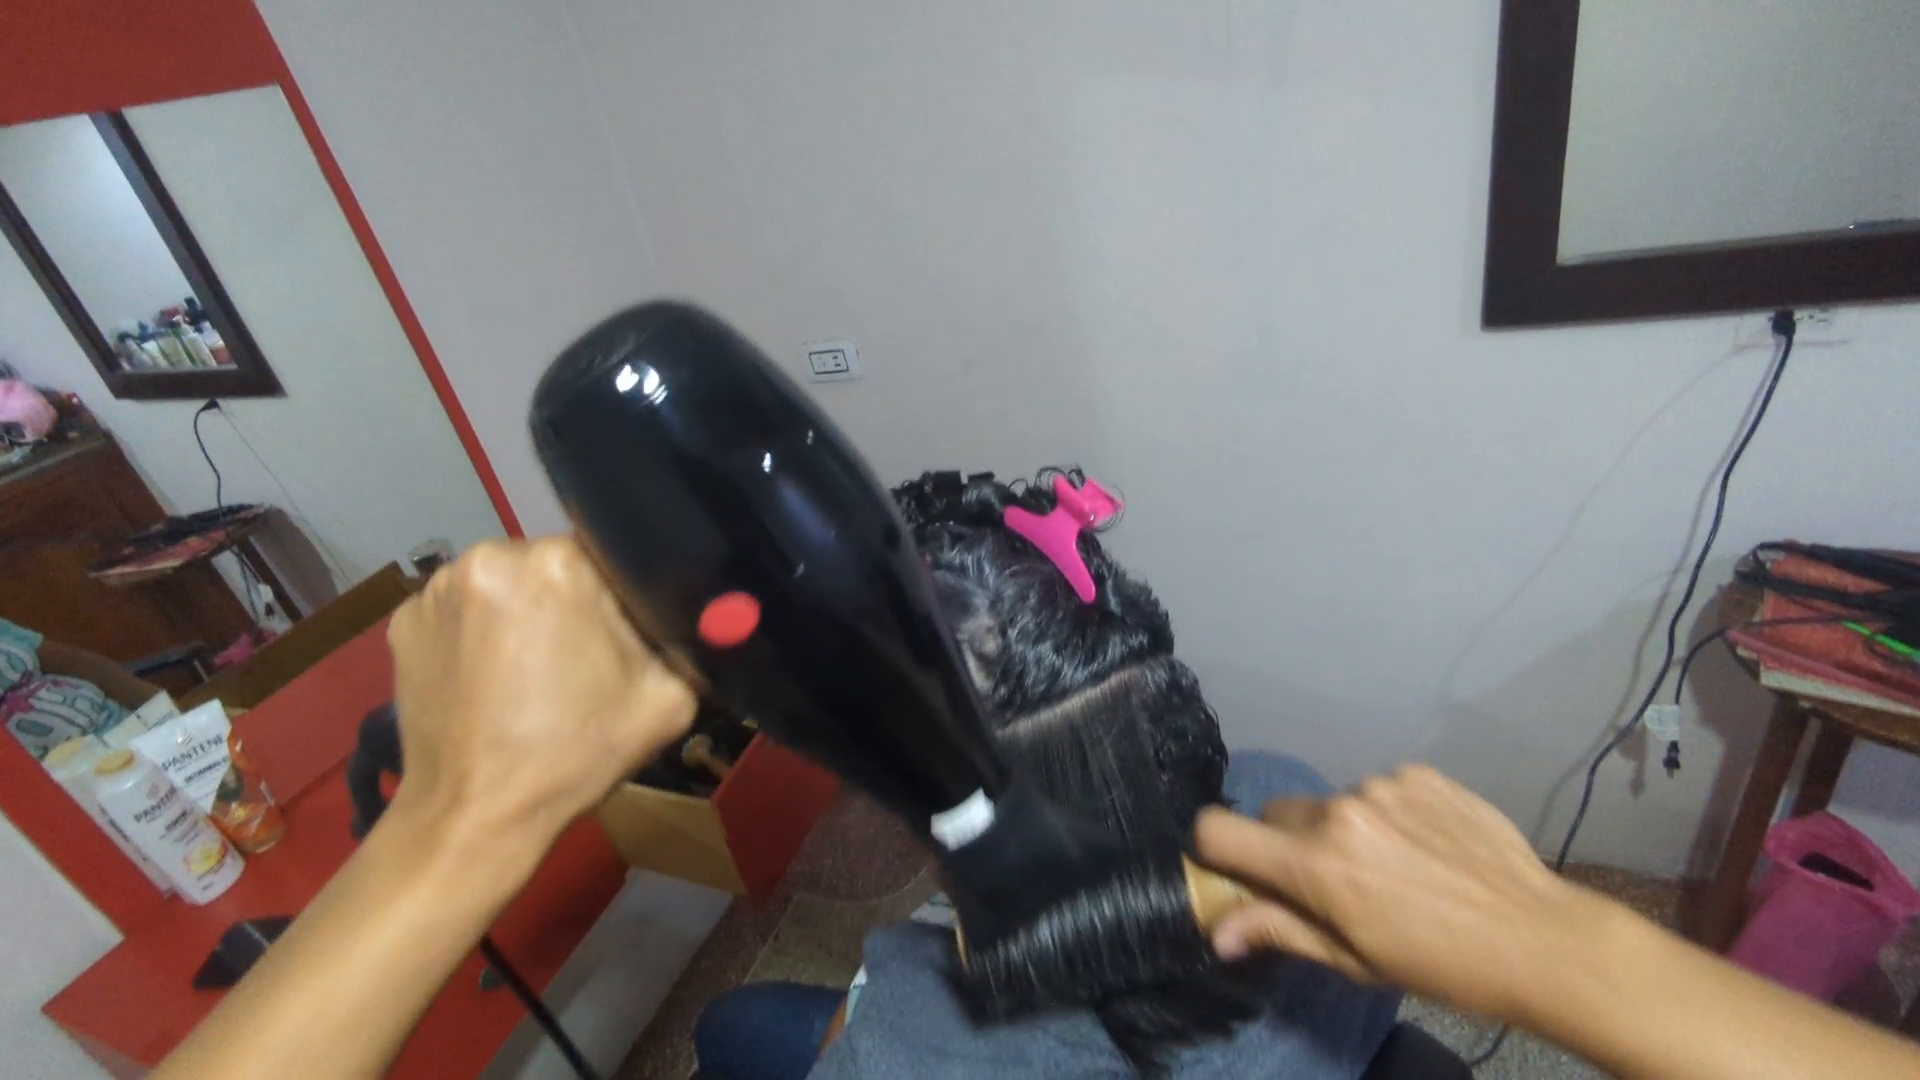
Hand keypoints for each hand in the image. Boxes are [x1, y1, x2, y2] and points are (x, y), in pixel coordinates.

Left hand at [385, 536, 695, 851]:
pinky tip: (495, 673)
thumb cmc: (577, 752)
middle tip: (585, 653)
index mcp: (560, 564)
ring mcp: (437, 589)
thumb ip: (689, 643)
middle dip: (575, 598)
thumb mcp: (672, 698)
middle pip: (556, 564)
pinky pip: (465, 607)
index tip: (628, 632)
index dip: (625, 593)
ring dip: (528, 610)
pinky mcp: (404, 621)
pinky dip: (484, 630)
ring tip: (537, 667)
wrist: (477, 815)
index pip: (611, 553)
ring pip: (510, 582)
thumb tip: (697, 620)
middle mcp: (492, 557)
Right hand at [1196, 764, 1609, 1021]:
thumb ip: (1279, 931)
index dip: (1211, 845)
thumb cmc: (1442, 965)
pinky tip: (1425, 843)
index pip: (1219, 829)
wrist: (1546, 940)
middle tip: (1334, 880)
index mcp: (1314, 864)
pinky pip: (1377, 788)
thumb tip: (1217, 933)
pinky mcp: (1417, 772)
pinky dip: (1387, 812)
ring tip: (1395, 864)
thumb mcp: (1354, 960)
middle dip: (1288, 842)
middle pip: (1275, 812)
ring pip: (1330, 802)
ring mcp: (1379, 785)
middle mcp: (1336, 812)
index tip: (1234, 865)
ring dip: (1343, 828)